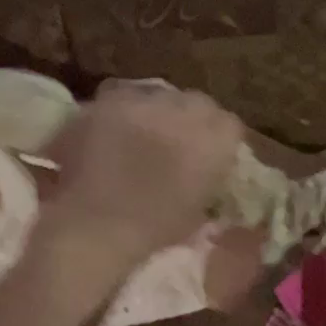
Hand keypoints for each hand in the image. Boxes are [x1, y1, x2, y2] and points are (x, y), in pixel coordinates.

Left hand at [35, 83, 243, 271]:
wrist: (95, 226)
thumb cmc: (152, 230)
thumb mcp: (197, 209)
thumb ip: (206, 179)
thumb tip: (201, 169)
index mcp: (217, 139)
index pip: (229, 126)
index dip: (216, 141)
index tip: (205, 156)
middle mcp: (187, 110)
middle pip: (196, 103)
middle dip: (187, 120)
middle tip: (172, 143)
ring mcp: (147, 100)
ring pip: (159, 95)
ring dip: (154, 112)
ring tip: (138, 135)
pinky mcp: (111, 99)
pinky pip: (123, 96)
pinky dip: (121, 110)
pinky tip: (110, 130)